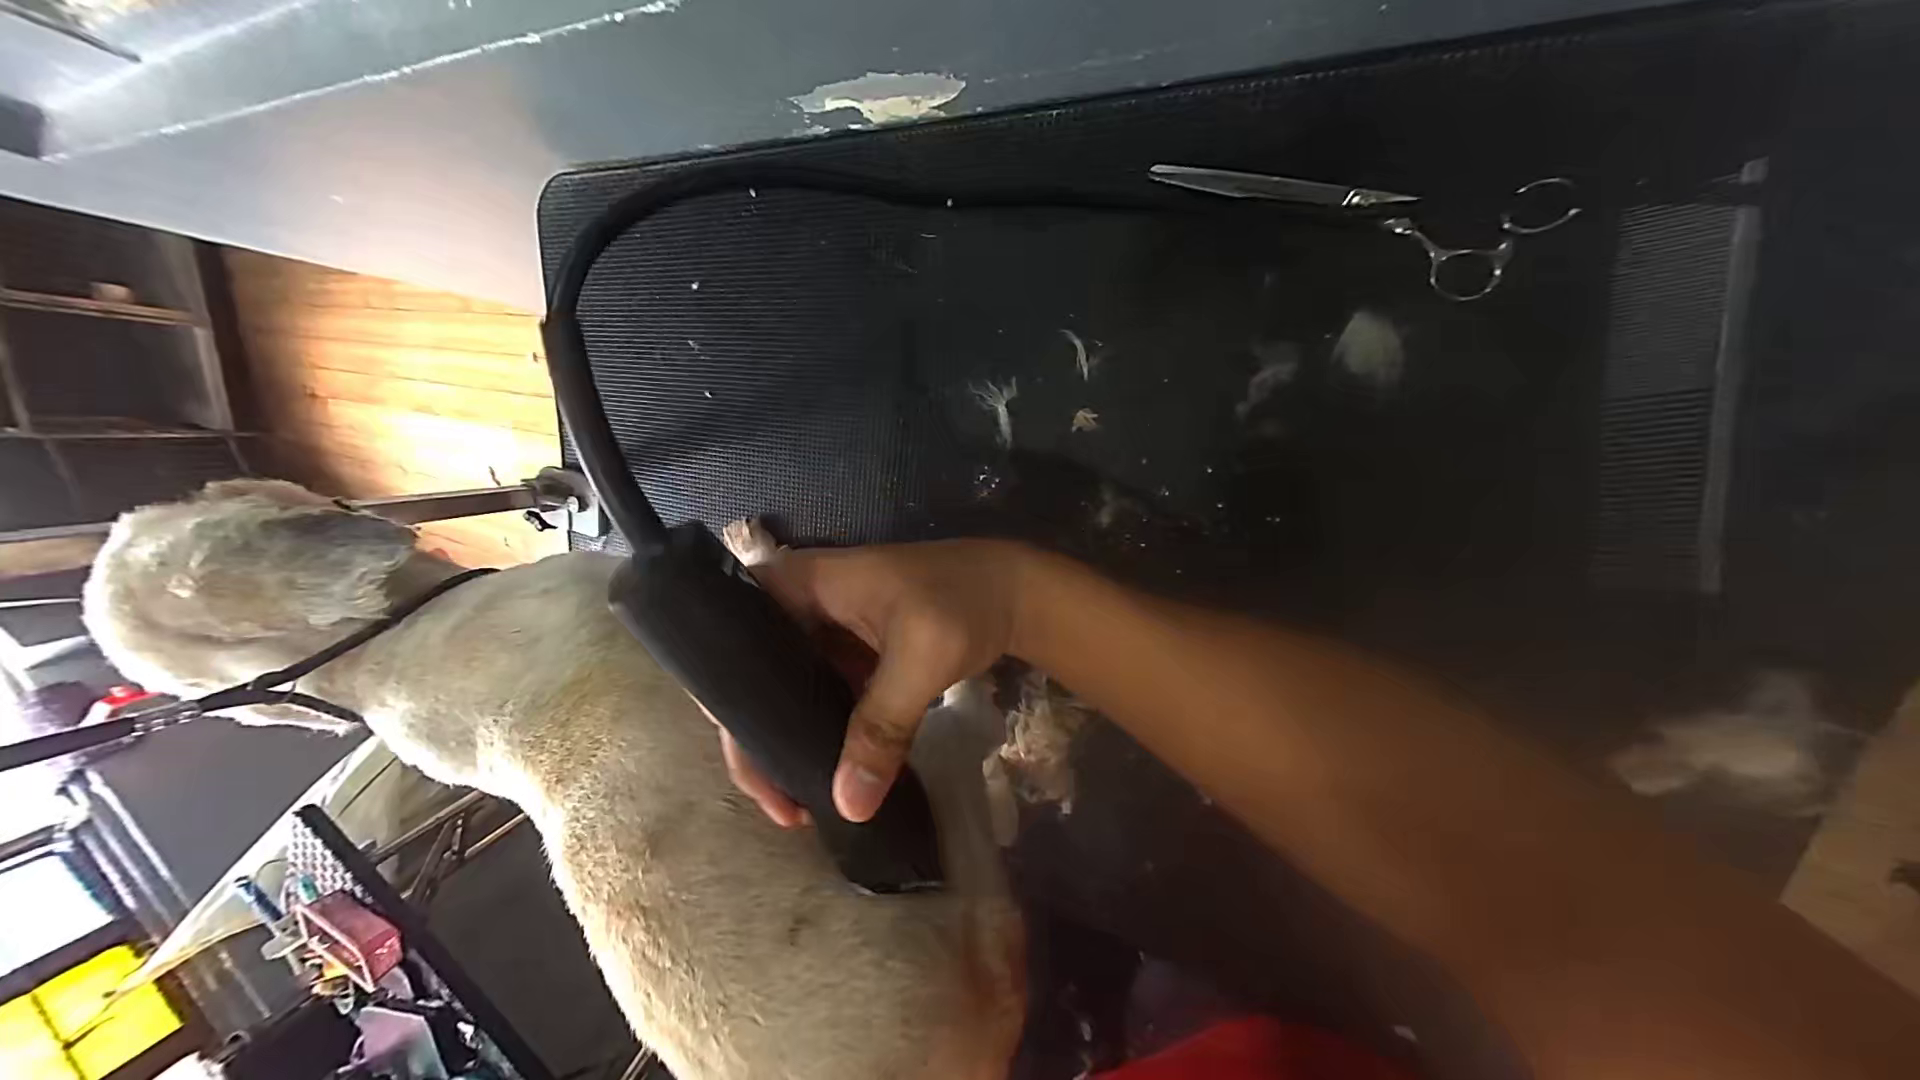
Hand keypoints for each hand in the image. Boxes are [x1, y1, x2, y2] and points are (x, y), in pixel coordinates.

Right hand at [720, 539, 1034, 823]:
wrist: (1014, 593)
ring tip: (800, 803)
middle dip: (761, 740)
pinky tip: (829, 774)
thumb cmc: (963, 602)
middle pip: (755, 676)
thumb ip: (883, 727)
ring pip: (789, 692)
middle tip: (782, 805)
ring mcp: (824, 629)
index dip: (731, 710)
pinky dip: (824, 731)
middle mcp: (798, 605)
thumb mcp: (922, 657)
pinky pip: (822, 695)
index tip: (752, 773)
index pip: (734, 645)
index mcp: (797, 585)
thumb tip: (848, 807)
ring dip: (793, 741)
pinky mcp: (849, 650)